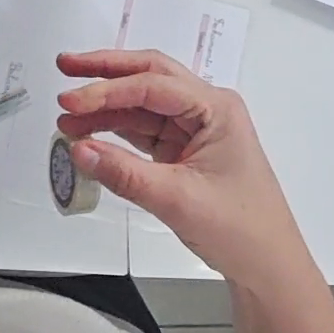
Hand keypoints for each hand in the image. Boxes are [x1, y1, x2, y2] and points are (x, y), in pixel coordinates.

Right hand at [55, 50, 307, 284]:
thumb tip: (79, 149)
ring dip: (105, 105)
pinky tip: (88, 132)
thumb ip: (124, 173)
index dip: (107, 91)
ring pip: (142, 102)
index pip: (153, 87)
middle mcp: (206, 108)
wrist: (268, 267)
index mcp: (216, 107)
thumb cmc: (240, 230)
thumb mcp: (177, 200)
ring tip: (66, 114)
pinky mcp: (183, 147)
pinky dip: (114, 128)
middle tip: (66, 66)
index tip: (69, 100)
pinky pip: (143, 128)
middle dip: (106, 71)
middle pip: (149, 75)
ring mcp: (194, 127)